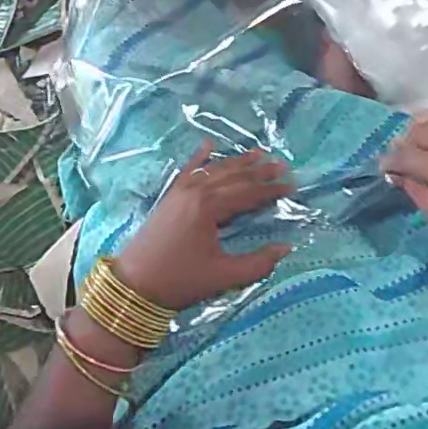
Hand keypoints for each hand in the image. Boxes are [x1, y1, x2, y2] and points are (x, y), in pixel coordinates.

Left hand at [114, 142, 294, 311]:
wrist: (135, 284)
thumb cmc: (180, 281)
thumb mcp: (224, 276)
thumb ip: (258, 263)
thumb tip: (286, 248)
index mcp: (209, 208)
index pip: (248, 193)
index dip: (271, 189)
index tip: (292, 184)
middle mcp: (195, 192)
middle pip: (233, 177)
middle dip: (259, 171)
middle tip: (283, 164)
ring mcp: (180, 192)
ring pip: (214, 170)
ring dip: (238, 162)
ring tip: (259, 154)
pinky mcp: (169, 197)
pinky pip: (188, 170)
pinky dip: (200, 157)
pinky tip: (209, 144)